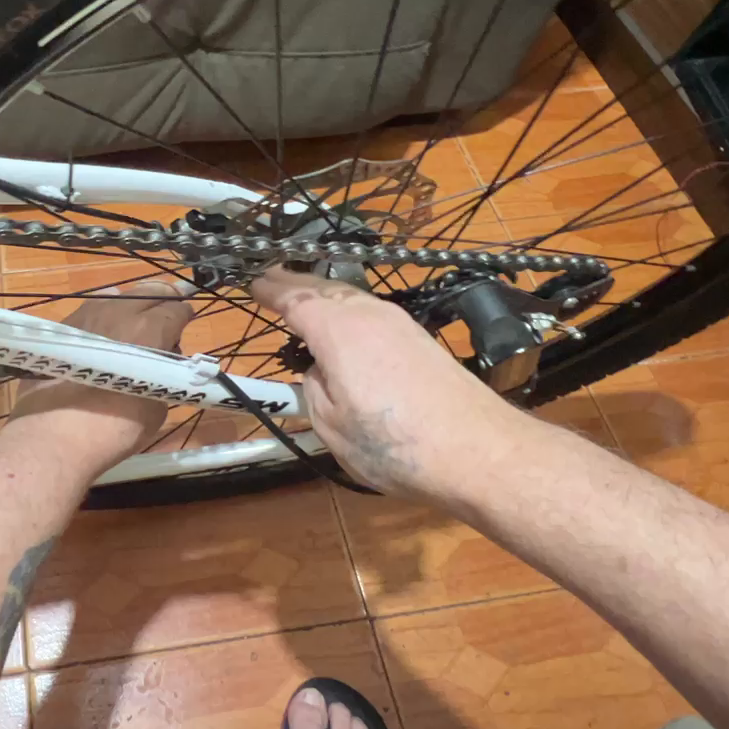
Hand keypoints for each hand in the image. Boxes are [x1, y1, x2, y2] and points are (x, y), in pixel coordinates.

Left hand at [2, 280, 195, 481]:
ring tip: (131, 325)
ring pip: (118, 296)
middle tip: (164, 318)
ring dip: (131, 306)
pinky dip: (103, 316)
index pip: (178, 309)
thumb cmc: (116, 427)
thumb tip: (160, 362)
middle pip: (150, 291)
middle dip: (162, 301)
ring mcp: (88, 314)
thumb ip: (164, 374)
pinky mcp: (63, 325)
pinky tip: (102, 333)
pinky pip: (91, 308)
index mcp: (151, 330)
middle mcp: (121, 312)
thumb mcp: (158, 405)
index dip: (184, 317)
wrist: (56, 433)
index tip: (183, 326)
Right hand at [249, 268, 526, 500]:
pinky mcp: (419, 337)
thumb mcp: (331, 426)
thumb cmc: (394, 443)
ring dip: (321, 292)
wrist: (479, 449)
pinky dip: (345, 306)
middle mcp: (367, 314)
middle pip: (322, 287)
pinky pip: (368, 308)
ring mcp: (398, 322)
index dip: (269, 289)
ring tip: (302, 295)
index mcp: (337, 330)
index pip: (293, 299)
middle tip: (270, 278)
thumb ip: (312, 390)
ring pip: (348, 295)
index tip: (250, 282)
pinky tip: (344, 320)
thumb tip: (318, 370)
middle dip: (294, 282)